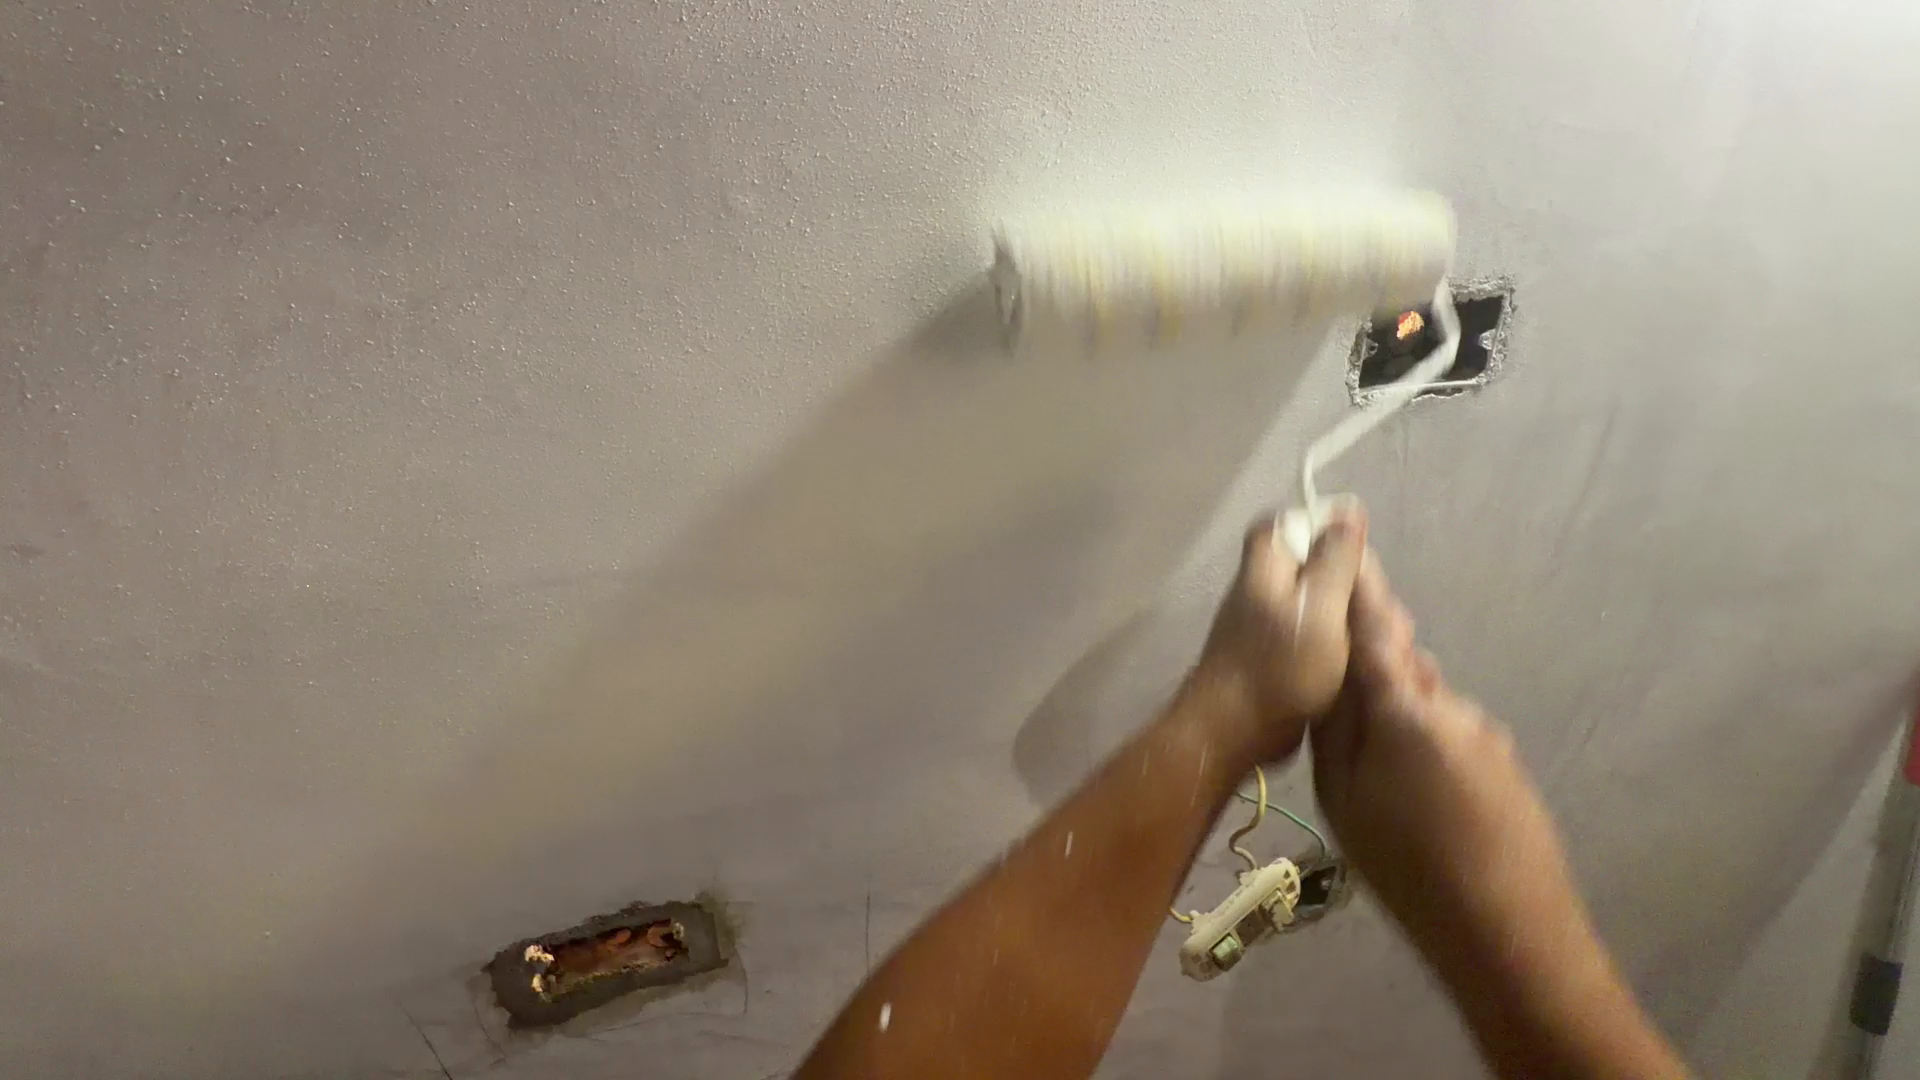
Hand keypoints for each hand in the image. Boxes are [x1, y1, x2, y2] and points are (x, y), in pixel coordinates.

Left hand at [1185, 499, 1367, 763]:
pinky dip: (1338, 642)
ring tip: (1380, 638)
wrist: (1235, 730)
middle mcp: (1259, 590)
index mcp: (1264, 569)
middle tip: (1380, 609)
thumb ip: (1333, 561)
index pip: (1283, 525)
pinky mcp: (1273, 655)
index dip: (1319, 528)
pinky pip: (1312, 634)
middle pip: (1307, 564)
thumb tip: (1346, 509)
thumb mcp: (1319, 608)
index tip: (1357, 553)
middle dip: (1348, 580)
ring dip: (1350, 617)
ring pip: (1315, 602)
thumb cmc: (1279, 666)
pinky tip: (1363, 660)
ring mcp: (1263, 624)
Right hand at [1311, 551, 1582, 975]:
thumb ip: (1337, 724)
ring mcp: (1484, 733)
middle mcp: (1449, 705)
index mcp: (1403, 707)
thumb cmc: (1402, 859)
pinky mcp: (1502, 762)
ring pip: (1423, 698)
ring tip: (1371, 761)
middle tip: (1335, 671)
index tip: (1350, 535)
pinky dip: (1420, 737)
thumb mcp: (1340, 792)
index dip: (1359, 579)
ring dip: (1394, 706)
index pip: (1373, 625)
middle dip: (1368, 651)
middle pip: (1400, 659)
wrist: (1508, 930)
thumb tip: (1335, 674)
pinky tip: (1412, 788)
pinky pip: (1447, 727)